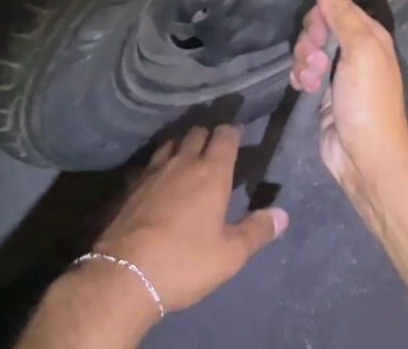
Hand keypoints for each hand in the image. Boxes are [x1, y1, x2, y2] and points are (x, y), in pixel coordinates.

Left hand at [90, 124, 286, 312]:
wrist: (124, 276)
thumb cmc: (184, 262)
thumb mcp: (230, 255)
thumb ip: (257, 231)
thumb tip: (283, 214)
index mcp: (212, 173)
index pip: (225, 135)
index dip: (234, 131)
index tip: (239, 134)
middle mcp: (183, 163)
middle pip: (198, 133)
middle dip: (209, 135)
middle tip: (216, 148)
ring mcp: (153, 172)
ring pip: (171, 144)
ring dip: (182, 145)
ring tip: (188, 158)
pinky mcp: (130, 187)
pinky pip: (149, 163)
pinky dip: (159, 164)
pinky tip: (158, 179)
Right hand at [289, 0, 407, 210]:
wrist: (366, 157)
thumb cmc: (367, 100)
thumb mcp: (358, 49)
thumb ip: (340, 11)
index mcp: (368, 33)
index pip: (336, 6)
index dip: (321, 16)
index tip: (318, 34)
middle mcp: (355, 48)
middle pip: (318, 26)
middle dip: (310, 42)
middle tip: (318, 63)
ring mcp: (339, 71)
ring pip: (308, 49)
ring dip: (304, 62)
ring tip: (313, 82)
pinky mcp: (324, 92)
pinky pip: (304, 71)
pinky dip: (301, 77)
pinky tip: (305, 90)